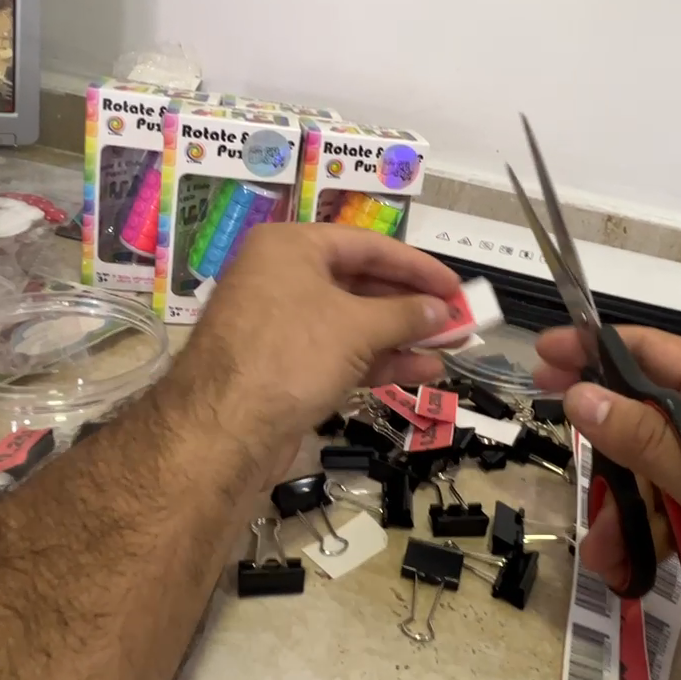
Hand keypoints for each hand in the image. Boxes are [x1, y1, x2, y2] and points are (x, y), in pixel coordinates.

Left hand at [171, 224, 460, 454]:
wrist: (222, 433)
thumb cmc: (291, 355)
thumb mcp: (357, 328)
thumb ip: (407, 314)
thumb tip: (444, 310)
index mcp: (291, 247)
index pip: (369, 246)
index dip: (418, 267)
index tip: (457, 286)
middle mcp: (283, 277)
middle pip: (362, 283)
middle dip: (413, 305)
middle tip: (459, 319)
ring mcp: (282, 324)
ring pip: (355, 322)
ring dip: (403, 336)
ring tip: (451, 347)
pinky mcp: (285, 365)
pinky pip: (341, 352)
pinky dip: (380, 360)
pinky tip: (422, 371)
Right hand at [534, 327, 680, 679]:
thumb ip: (648, 440)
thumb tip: (582, 393)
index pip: (654, 353)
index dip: (595, 349)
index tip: (543, 356)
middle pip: (647, 417)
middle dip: (606, 447)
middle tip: (564, 452)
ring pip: (654, 474)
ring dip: (624, 509)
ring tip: (604, 551)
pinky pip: (675, 517)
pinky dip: (650, 539)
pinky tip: (630, 569)